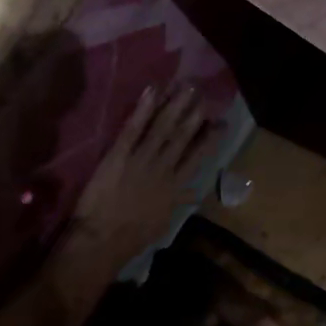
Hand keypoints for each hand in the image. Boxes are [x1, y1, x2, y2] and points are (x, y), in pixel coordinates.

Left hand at [61, 83, 221, 276]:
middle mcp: (162, 169)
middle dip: (194, 114)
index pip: (196, 158)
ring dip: (174, 105)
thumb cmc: (132, 236)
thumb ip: (178, 204)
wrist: (104, 238)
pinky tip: (152, 90)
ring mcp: (141, 160)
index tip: (221, 123)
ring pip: (162, 128)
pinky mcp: (118, 155)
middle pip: (181, 137)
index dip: (209, 140)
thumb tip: (196, 194)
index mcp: (174, 188)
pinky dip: (143, 109)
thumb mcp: (161, 222)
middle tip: (204, 93)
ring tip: (187, 86)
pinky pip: (133, 129)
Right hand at [205, 288, 325, 325]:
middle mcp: (276, 311)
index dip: (210, 313)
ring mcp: (294, 315)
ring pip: (261, 306)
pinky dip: (264, 321)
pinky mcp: (306, 324)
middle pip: (244, 299)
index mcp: (259, 322)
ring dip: (247, 315)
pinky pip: (276, 315)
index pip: (225, 304)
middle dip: (229, 310)